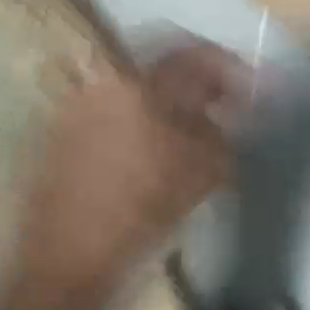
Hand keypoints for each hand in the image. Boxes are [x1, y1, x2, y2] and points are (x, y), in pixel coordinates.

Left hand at [19, 41, 249, 295]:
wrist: (68, 257)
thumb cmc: (146, 205)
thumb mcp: (208, 165)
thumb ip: (227, 127)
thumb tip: (238, 109)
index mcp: (139, 81)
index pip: (194, 52)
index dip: (231, 65)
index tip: (254, 87)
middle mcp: (100, 82)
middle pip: (161, 65)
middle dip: (199, 81)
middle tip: (226, 105)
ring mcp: (72, 107)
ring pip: (134, 88)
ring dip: (168, 102)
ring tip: (193, 131)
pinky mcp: (55, 135)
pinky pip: (110, 111)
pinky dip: (140, 119)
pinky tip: (156, 150)